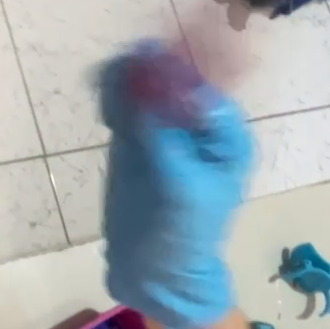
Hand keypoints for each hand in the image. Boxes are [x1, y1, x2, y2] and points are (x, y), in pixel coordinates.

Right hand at [98, 51, 255, 328]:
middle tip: (123, 66)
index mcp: (225, 138)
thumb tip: (150, 90)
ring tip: (108, 81)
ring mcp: (164, 130)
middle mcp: (197, 127)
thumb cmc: (184, 232)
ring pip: (146, 88)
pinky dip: (113, 95)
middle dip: (151, 68)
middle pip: (174, 81)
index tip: (149, 62)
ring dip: (128, 77)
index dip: (179, 73)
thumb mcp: (180, 184)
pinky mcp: (134, 138)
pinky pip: (124, 105)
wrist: (155, 266)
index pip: (205, 91)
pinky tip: (104, 99)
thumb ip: (164, 137)